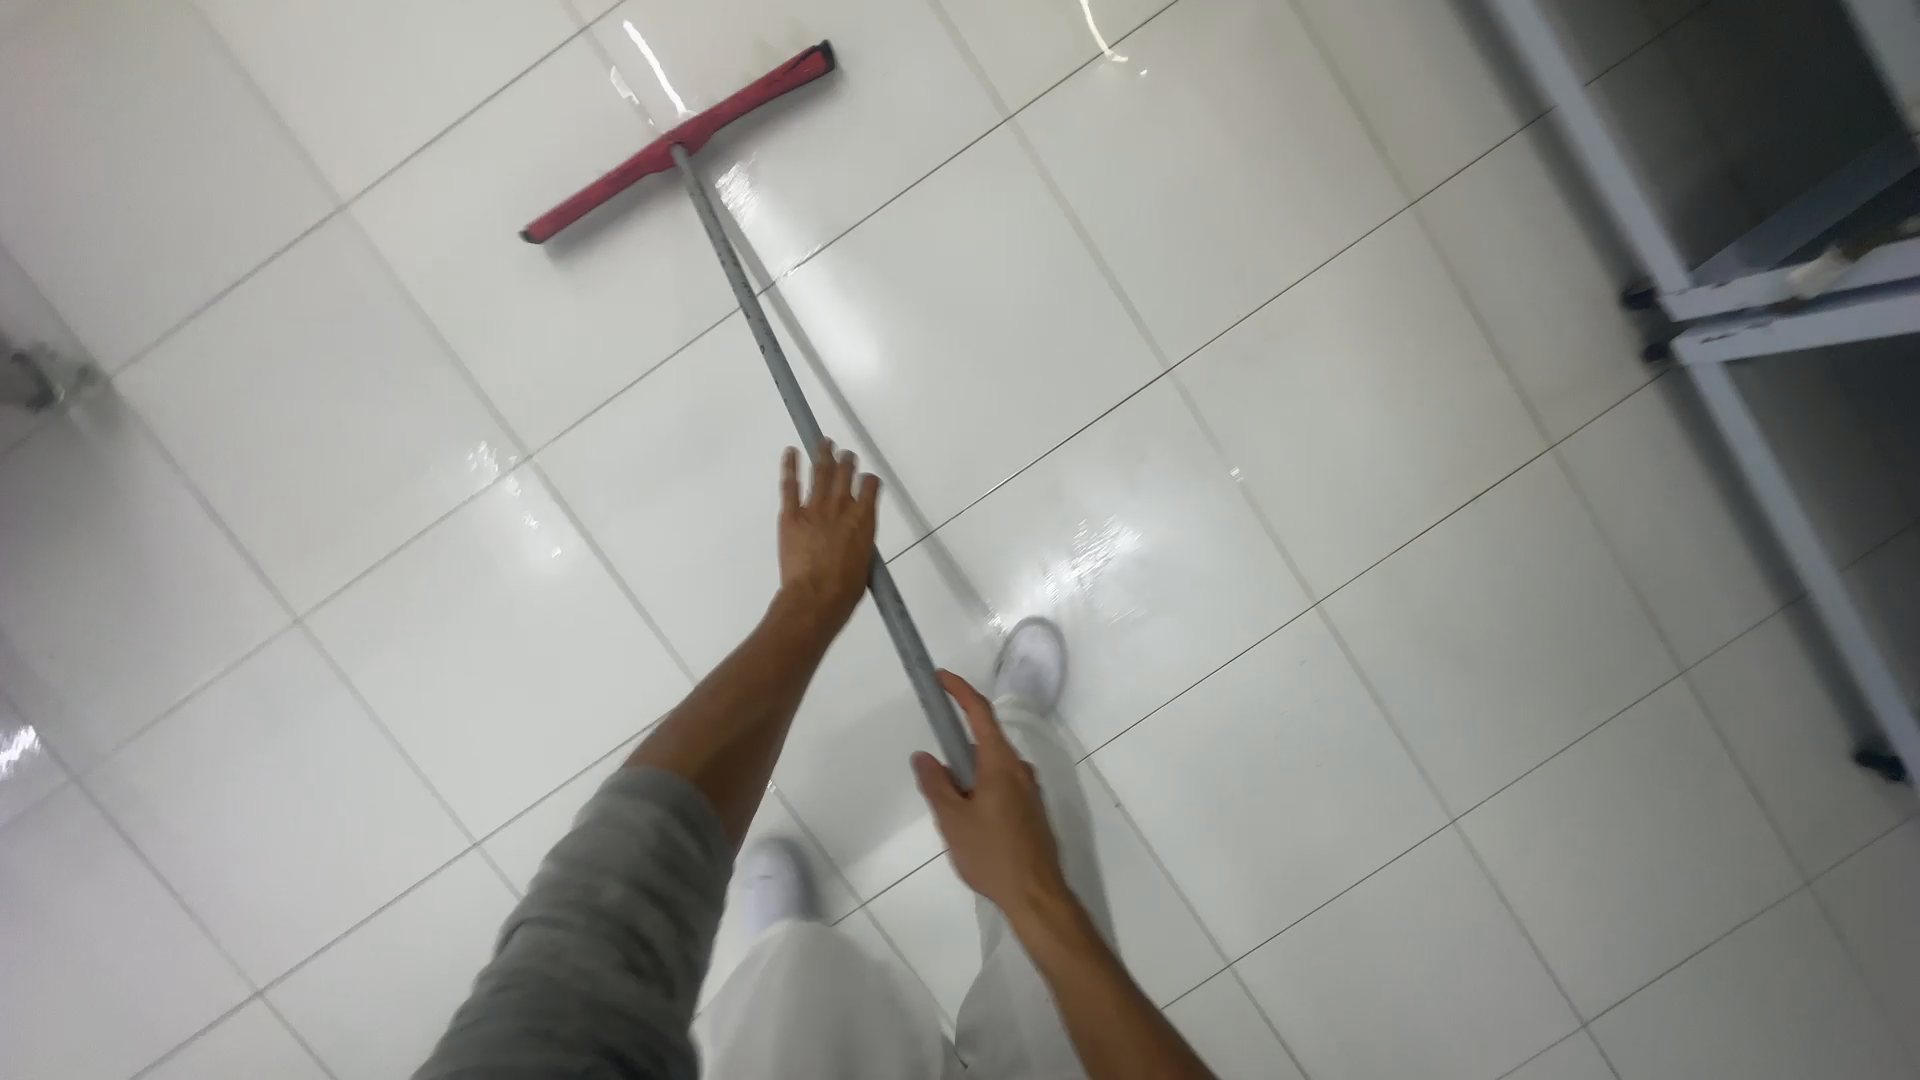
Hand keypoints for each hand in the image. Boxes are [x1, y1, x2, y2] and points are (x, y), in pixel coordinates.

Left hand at [776, 439, 879, 635]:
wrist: (816, 597)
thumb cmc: (847, 588)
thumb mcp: (866, 561)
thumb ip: (861, 540)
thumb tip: (855, 537)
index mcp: (864, 518)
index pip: (870, 486)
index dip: (869, 480)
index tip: (866, 479)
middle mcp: (841, 506)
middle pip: (845, 472)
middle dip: (847, 460)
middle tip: (845, 453)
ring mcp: (814, 508)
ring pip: (820, 472)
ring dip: (823, 454)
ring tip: (824, 442)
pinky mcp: (791, 515)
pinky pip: (790, 485)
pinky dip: (790, 466)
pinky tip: (790, 452)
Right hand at [912, 670, 1072, 920]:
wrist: (1037, 896)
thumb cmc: (992, 855)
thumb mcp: (953, 820)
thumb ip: (936, 784)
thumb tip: (924, 756)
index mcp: (1001, 763)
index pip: (980, 713)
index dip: (960, 691)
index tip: (941, 678)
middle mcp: (1020, 769)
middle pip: (986, 742)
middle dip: (958, 748)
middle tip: (934, 771)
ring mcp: (1030, 791)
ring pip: (993, 768)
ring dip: (969, 775)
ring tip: (950, 810)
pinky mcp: (1032, 811)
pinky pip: (1002, 787)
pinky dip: (982, 790)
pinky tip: (971, 823)